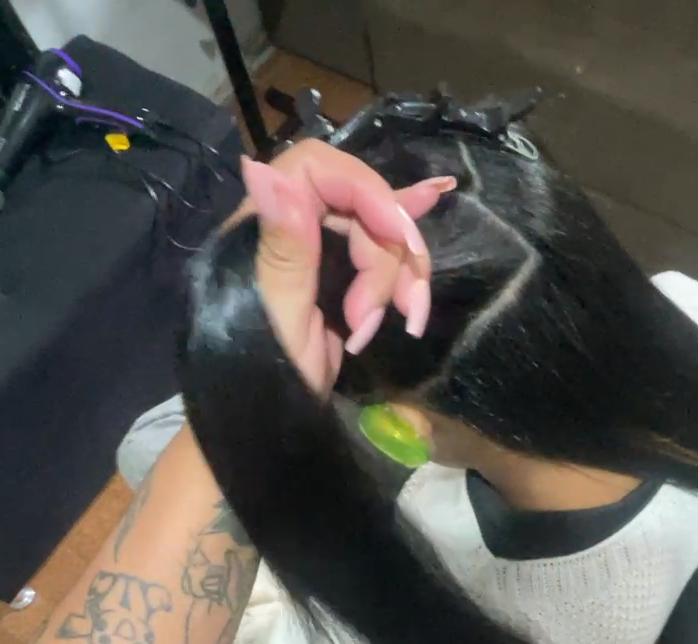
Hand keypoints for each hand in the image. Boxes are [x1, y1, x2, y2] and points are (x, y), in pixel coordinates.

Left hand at [237, 141, 453, 397]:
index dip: (370, 195)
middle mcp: (292, 226)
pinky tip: (434, 198)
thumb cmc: (263, 372)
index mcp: (264, 225)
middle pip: (362, 206)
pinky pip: (379, 250)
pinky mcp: (339, 276)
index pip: (321, 171)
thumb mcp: (278, 315)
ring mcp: (318, 251)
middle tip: (382, 315)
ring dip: (398, 280)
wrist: (271, 420)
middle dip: (387, 259)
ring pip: (380, 236)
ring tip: (395, 324)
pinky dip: (404, 249)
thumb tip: (262, 170)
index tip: (399, 239)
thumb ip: (283, 248)